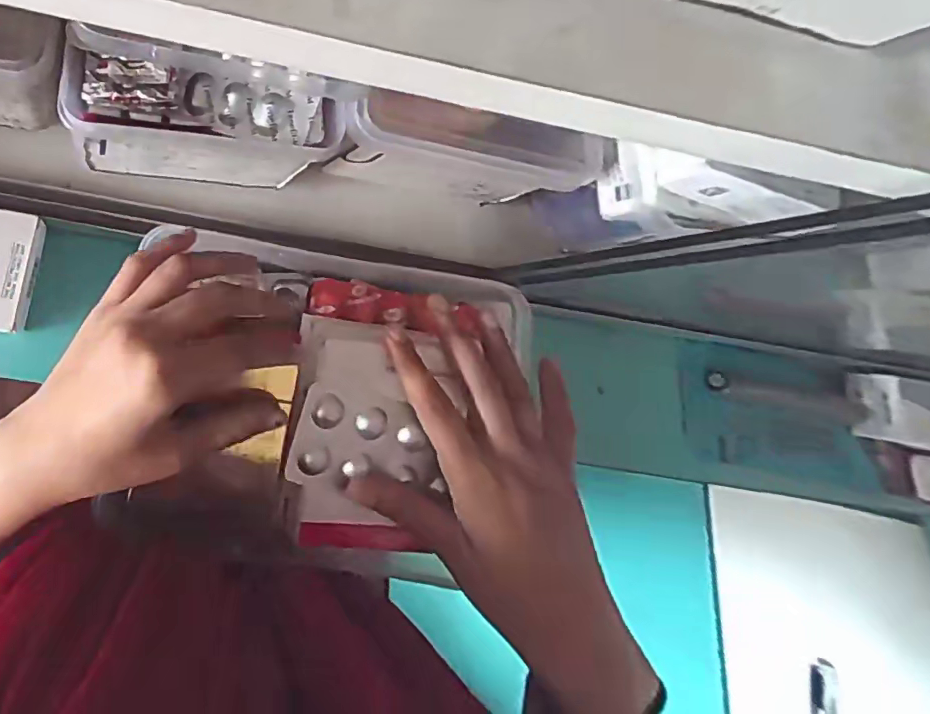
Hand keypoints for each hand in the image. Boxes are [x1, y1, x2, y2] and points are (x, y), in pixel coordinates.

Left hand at [0, 229, 298, 514]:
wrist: (39, 447)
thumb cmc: (106, 461)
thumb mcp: (172, 454)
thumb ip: (227, 426)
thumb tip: (274, 408)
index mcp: (164, 376)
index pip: (236, 350)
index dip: (273, 345)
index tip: (297, 344)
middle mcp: (145, 333)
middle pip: (215, 301)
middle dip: (259, 301)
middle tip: (285, 307)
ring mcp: (122, 313)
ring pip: (180, 271)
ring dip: (221, 263)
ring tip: (253, 267)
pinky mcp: (104, 306)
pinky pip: (136, 265)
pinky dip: (164, 246)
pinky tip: (189, 239)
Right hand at [347, 298, 660, 713]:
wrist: (576, 626)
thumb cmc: (505, 589)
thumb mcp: (449, 551)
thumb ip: (404, 507)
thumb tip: (353, 479)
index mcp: (475, 473)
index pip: (436, 407)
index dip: (412, 366)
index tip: (396, 332)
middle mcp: (509, 453)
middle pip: (478, 384)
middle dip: (455, 339)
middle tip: (440, 303)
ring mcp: (541, 457)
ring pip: (516, 392)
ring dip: (497, 350)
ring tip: (481, 315)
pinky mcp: (564, 468)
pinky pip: (560, 420)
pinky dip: (555, 389)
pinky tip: (550, 361)